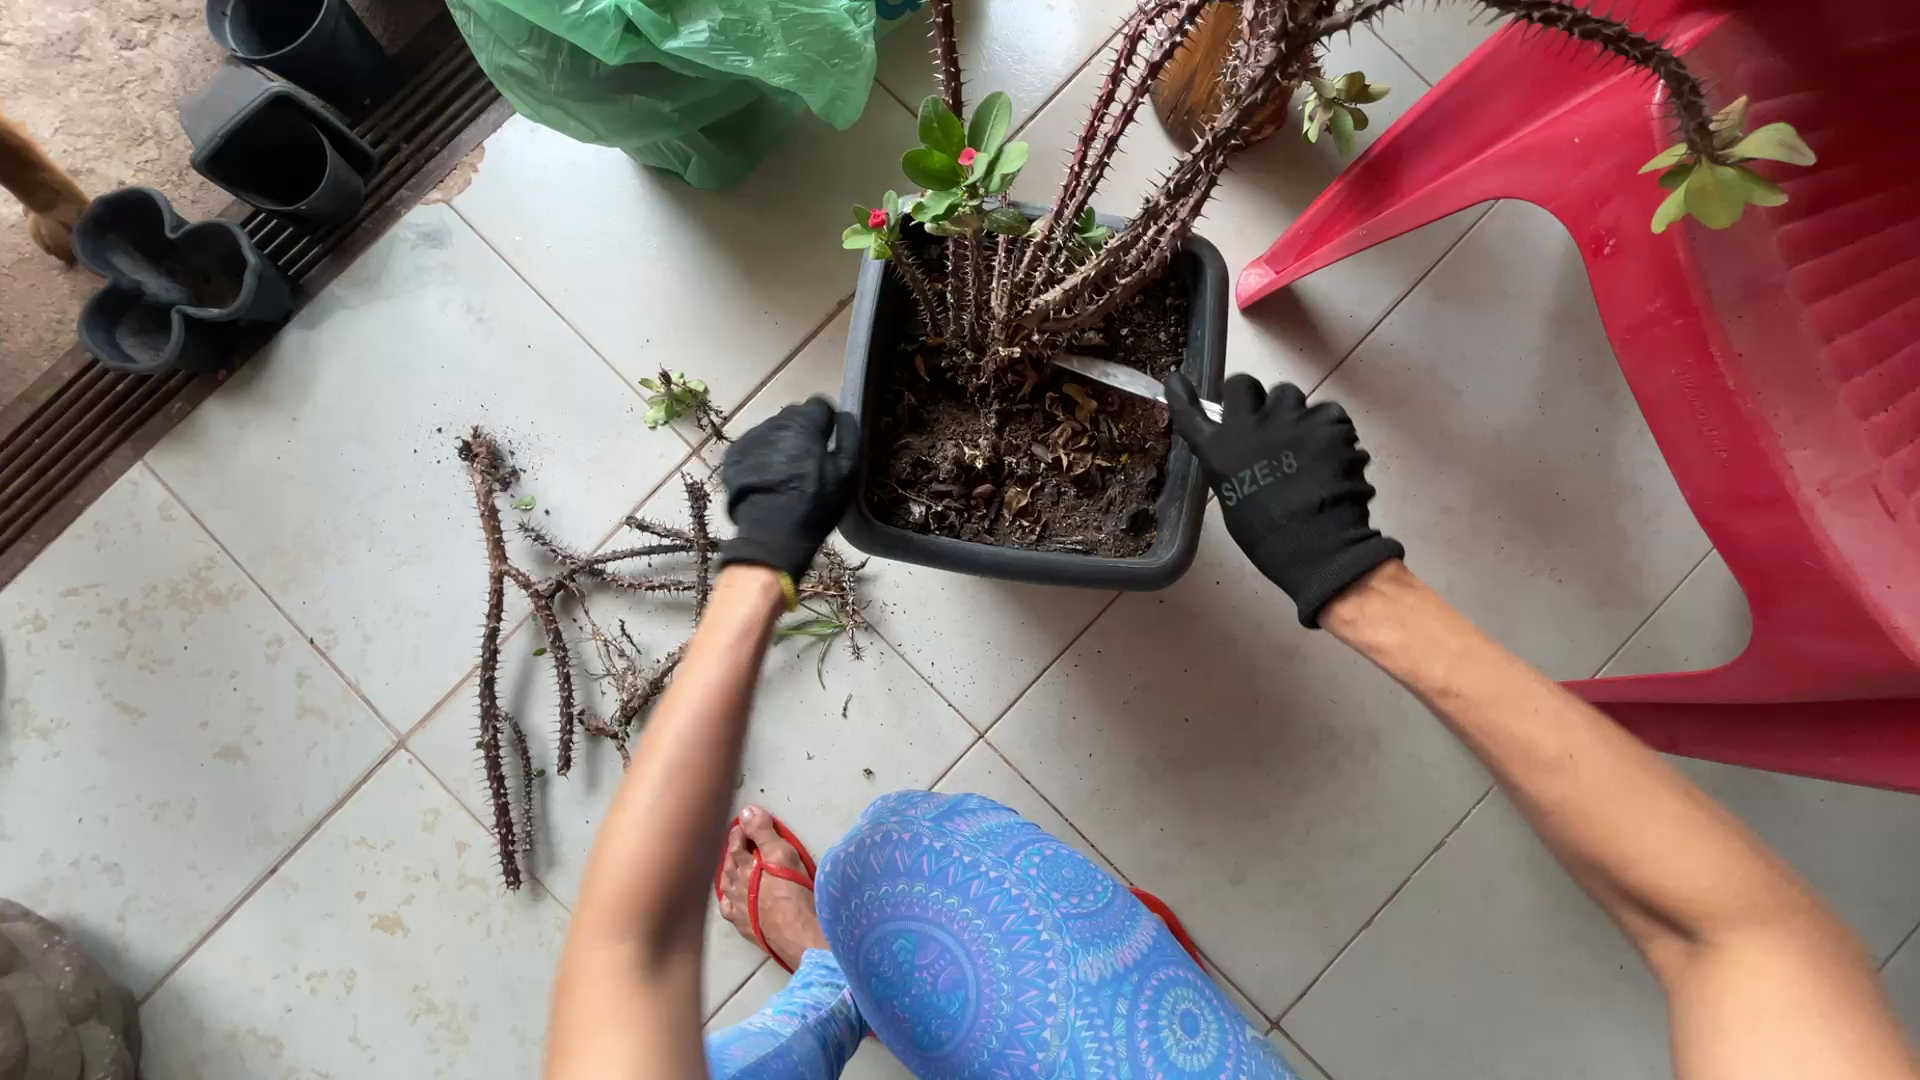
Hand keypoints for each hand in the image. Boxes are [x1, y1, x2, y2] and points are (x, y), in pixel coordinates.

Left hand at [718, 397, 859, 592]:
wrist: (771, 534)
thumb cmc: (816, 504)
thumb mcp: (847, 473)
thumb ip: (850, 437)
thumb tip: (844, 415)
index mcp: (804, 424)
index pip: (819, 404)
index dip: (826, 421)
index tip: (828, 440)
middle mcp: (775, 423)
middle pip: (794, 415)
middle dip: (804, 430)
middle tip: (810, 459)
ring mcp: (751, 438)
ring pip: (774, 429)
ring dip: (784, 442)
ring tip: (788, 471)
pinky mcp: (734, 454)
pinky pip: (755, 445)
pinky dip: (764, 455)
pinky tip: (769, 478)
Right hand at [1165, 372, 1402, 626]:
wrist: (1316, 543)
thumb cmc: (1265, 534)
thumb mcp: (1233, 496)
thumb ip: (1234, 463)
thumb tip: (1245, 448)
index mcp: (1219, 451)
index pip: (1190, 415)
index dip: (1182, 396)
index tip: (1177, 379)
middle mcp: (1249, 426)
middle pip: (1243, 384)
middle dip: (1252, 396)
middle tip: (1264, 417)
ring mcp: (1291, 419)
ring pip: (1290, 395)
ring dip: (1292, 413)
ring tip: (1306, 442)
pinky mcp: (1330, 421)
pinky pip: (1329, 414)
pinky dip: (1331, 431)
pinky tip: (1334, 457)